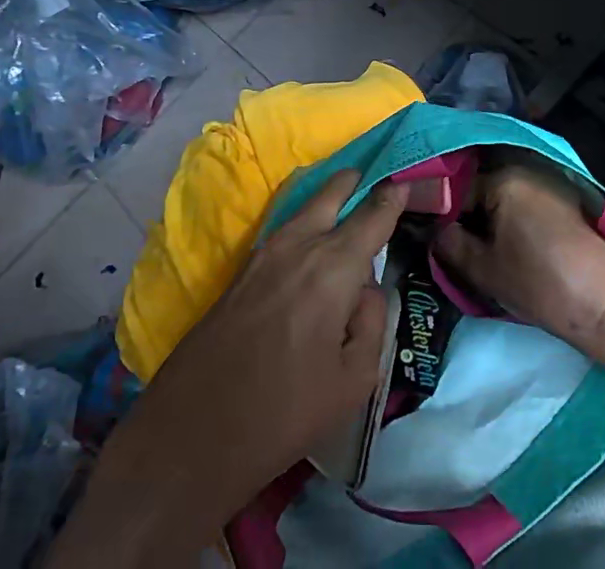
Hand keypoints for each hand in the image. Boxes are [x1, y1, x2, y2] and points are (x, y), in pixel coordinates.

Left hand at [55, 170, 408, 568]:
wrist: (195, 430)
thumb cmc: (286, 409)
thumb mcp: (355, 378)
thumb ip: (372, 321)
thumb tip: (365, 288)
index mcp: (334, 267)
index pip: (373, 215)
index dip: (395, 195)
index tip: (410, 178)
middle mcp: (298, 246)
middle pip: (331, 193)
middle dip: (355, 180)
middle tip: (375, 175)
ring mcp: (263, 255)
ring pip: (303, 209)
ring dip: (328, 197)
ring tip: (347, 196)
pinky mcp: (241, 272)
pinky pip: (284, 231)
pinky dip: (304, 220)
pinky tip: (311, 235)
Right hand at [434, 163, 604, 355]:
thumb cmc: (541, 283)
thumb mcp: (483, 269)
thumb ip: (449, 244)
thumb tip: (436, 229)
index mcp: (503, 178)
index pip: (454, 189)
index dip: (440, 216)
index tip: (434, 241)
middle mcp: (527, 169)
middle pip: (480, 189)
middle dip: (466, 216)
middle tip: (456, 250)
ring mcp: (551, 182)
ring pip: (503, 197)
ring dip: (489, 219)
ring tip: (482, 252)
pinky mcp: (568, 201)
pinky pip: (525, 202)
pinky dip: (511, 220)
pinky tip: (510, 248)